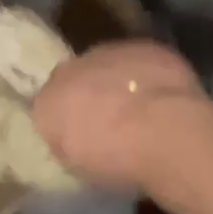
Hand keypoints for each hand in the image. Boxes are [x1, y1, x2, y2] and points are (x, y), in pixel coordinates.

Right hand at [31, 39, 205, 189]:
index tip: (85, 133)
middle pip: (76, 78)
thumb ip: (67, 142)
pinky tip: (166, 95)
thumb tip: (72, 136)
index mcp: (47, 101)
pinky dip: (150, 73)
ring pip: (108, 65)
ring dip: (119, 80)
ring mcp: (106, 54)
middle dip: (91, 94)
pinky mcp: (143, 47)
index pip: (49, 105)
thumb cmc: (115, 160)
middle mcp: (68, 71)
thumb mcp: (78, 166)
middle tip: (113, 119)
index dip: (69, 117)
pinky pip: (142, 59)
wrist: (162, 132)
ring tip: (142, 107)